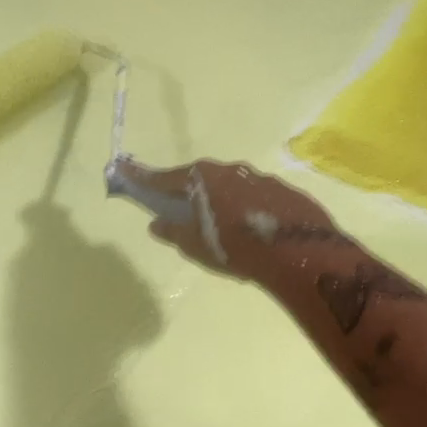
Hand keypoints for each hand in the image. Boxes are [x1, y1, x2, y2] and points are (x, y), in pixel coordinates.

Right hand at [113, 158, 339, 283]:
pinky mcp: (288, 194)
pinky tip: (253, 231)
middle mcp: (231, 171)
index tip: (124, 171)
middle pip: (201, 179)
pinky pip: (259, 199)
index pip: (164, 177)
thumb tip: (157, 224)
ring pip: (232, 188)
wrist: (302, 255)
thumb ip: (173, 232)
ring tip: (223, 225)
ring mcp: (263, 179)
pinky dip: (249, 209)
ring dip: (222, 201)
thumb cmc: (235, 247)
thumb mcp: (194, 245)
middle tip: (182, 207)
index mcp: (203, 178)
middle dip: (189, 191)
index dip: (143, 178)